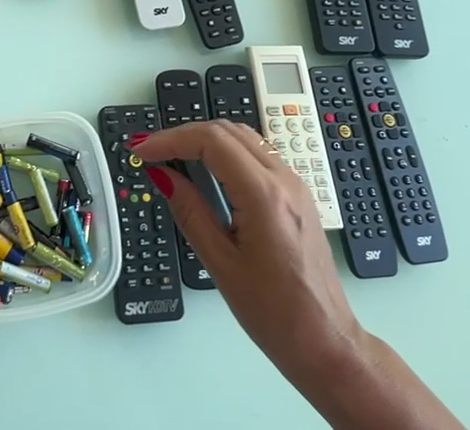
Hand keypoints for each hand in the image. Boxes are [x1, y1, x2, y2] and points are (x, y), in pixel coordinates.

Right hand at [136, 121, 461, 429]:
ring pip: (244, 138)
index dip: (171, 138)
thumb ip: (190, 212)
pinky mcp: (298, 195)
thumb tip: (162, 175)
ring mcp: (295, 185)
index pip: (212, 141)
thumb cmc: (275, 313)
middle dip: (185, 135)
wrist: (326, 340)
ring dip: (206, 140)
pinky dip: (226, 153)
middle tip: (153, 152)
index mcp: (265, 196)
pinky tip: (206, 173)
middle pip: (228, 130)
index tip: (143, 149)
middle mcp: (285, 180)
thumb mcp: (221, 264)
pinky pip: (257, 156)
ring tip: (173, 159)